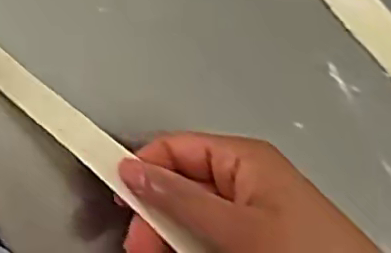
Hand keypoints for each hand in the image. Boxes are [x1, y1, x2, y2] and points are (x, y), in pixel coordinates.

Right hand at [118, 134, 375, 252]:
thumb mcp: (241, 229)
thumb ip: (181, 198)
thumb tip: (133, 171)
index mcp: (245, 158)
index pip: (171, 147)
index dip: (142, 170)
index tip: (120, 196)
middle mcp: (251, 180)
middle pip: (181, 186)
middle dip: (158, 216)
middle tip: (143, 244)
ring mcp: (262, 215)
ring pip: (197, 218)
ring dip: (176, 238)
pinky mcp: (270, 244)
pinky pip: (219, 238)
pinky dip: (200, 249)